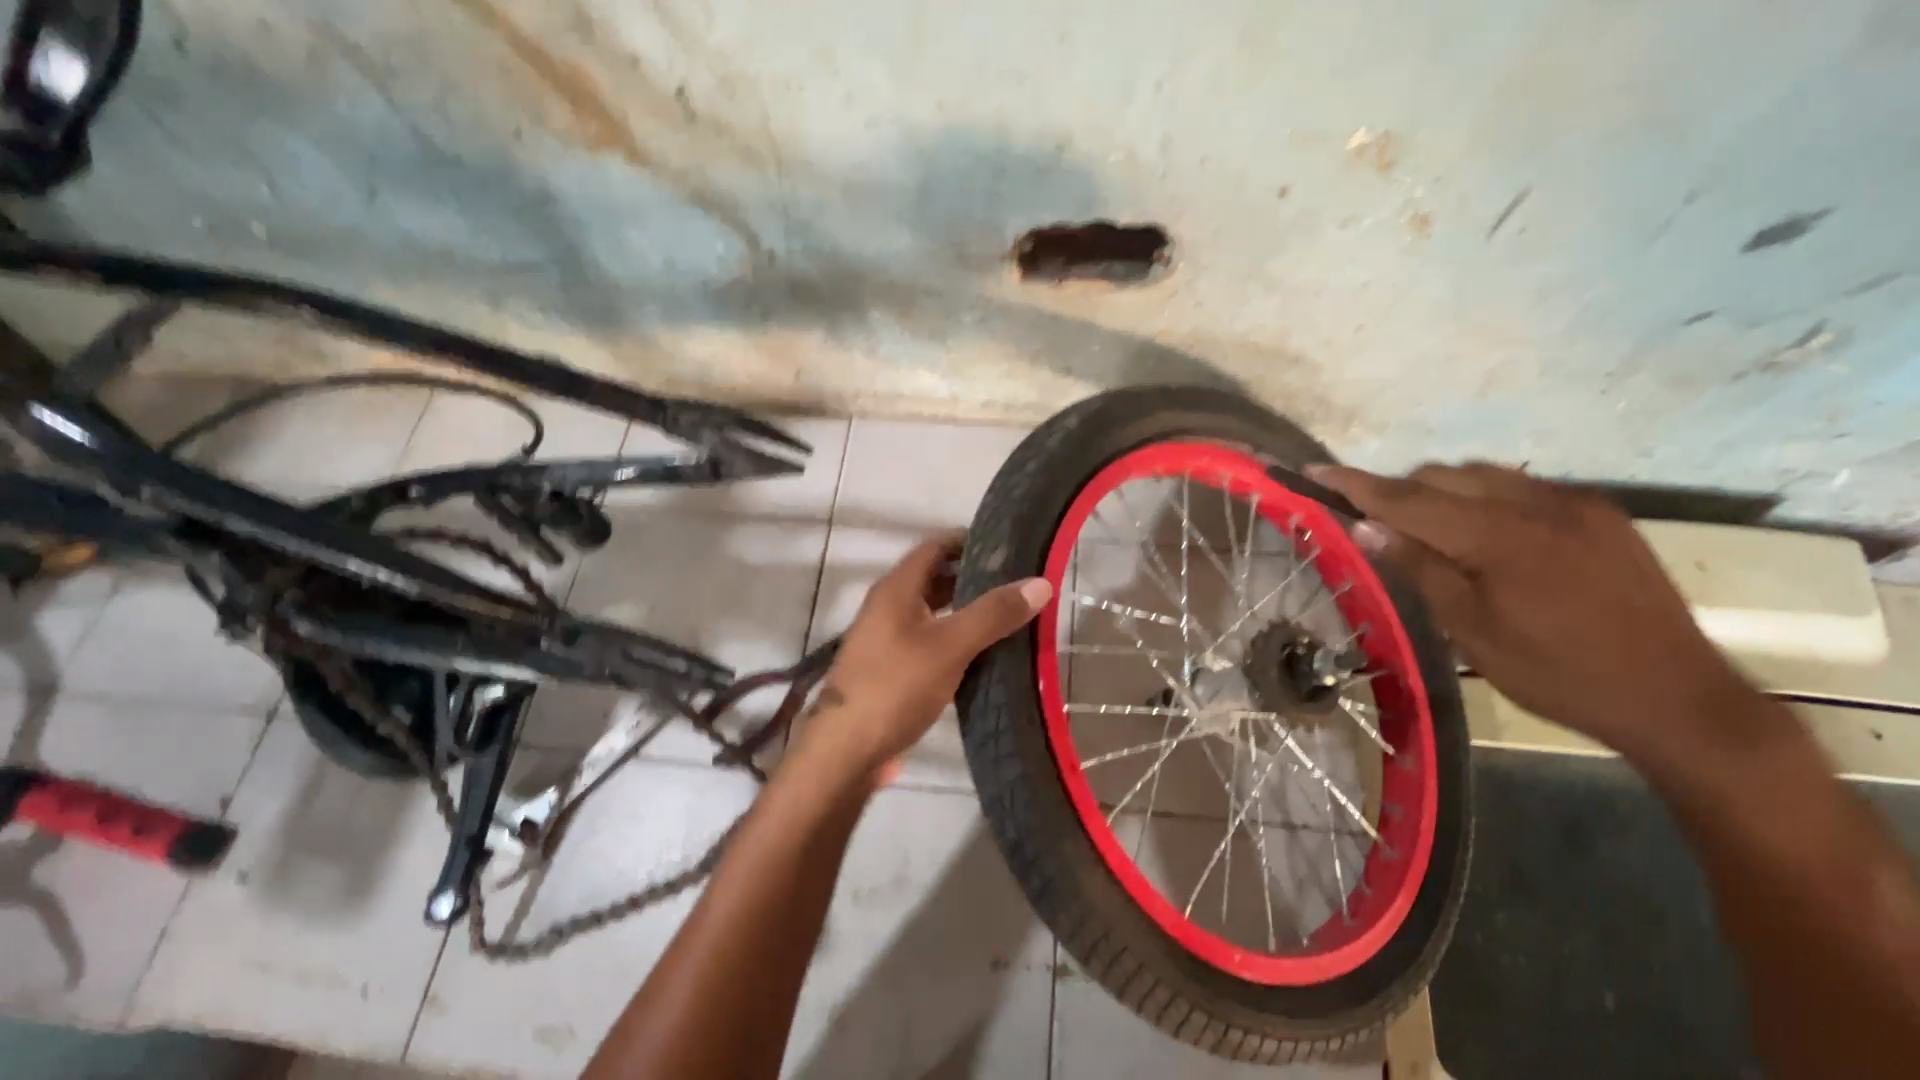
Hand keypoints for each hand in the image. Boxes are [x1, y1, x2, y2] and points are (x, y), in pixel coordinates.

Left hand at [793, 536, 1051, 783]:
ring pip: (934, 614)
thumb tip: (1040, 582)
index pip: (935, 546)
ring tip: (1011, 616)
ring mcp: (888, 641)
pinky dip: (957, 642)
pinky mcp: (893, 672)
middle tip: (1019, 583)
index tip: (1010, 546)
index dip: (970, 541)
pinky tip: (986, 656)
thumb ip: (993, 614)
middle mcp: (888, 607)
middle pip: (935, 579)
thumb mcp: (950, 646)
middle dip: (974, 578)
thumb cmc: (895, 686)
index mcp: (896, 589)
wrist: (847, 751)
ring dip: (967, 612)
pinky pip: (930, 644)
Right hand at [1308, 463, 1755, 760]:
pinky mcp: (1602, 514)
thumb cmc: (1558, 675)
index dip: (1357, 485)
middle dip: (1402, 492)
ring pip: (1486, 475)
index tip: (1315, 470)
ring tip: (1433, 534)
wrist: (1674, 696)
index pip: (1408, 498)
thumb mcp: (1472, 632)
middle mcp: (1536, 503)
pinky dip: (1490, 501)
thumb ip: (1419, 570)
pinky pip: (1525, 489)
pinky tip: (1491, 539)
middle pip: (1445, 475)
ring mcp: (1575, 504)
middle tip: (1379, 528)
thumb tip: (1366, 526)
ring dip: (1446, 493)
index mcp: (1498, 536)